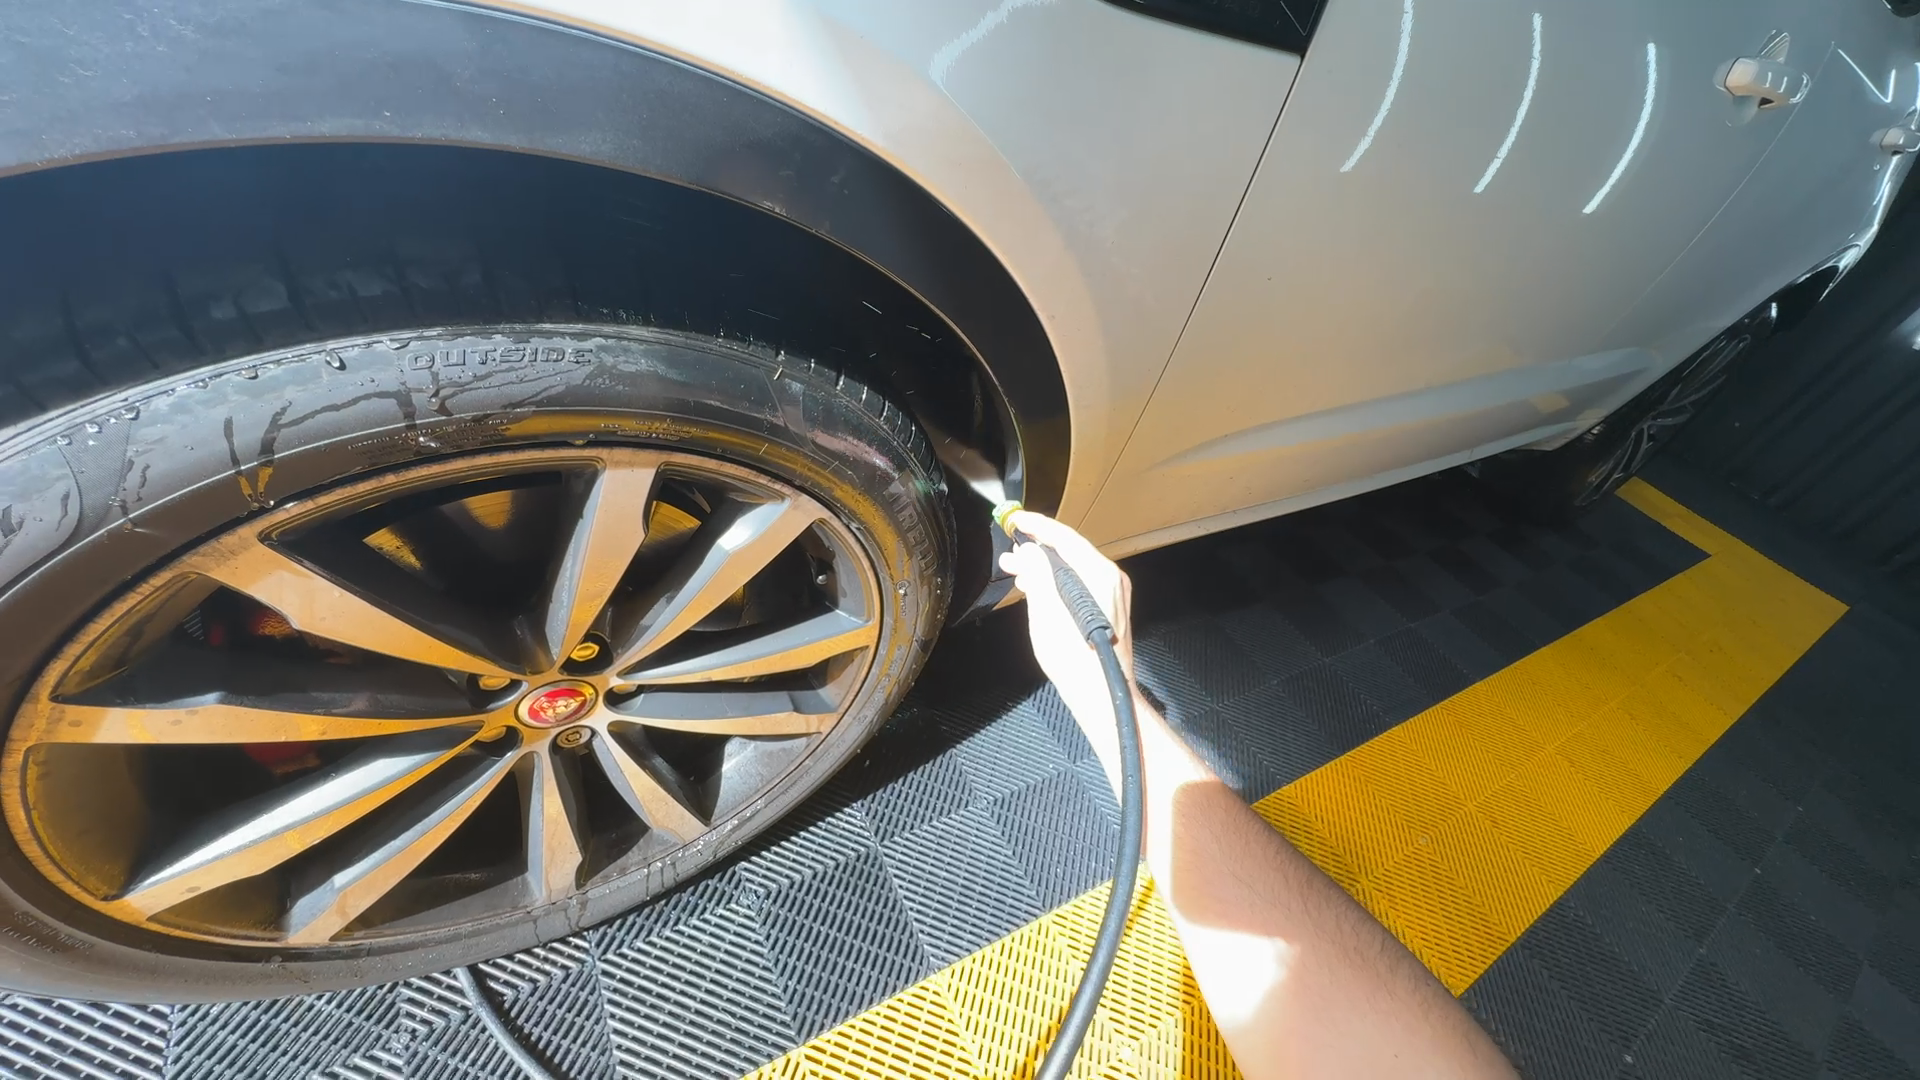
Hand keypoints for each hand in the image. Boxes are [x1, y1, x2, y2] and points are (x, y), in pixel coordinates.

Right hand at [997, 510, 1134, 770]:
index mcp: (1098, 573)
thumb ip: (1038, 573)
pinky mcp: (1109, 609)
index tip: (1015, 519)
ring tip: (1014, 570)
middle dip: (1037, 549)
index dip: (1037, 525)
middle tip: (1008, 552)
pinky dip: (1055, 582)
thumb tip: (1030, 550)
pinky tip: (1034, 589)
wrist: (1100, 695)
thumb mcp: (1046, 610)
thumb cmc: (1072, 656)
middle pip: (1069, 552)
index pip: (1065, 537)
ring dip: (1043, 567)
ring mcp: (1112, 594)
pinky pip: (1078, 584)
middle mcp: (1110, 578)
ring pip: (1072, 569)